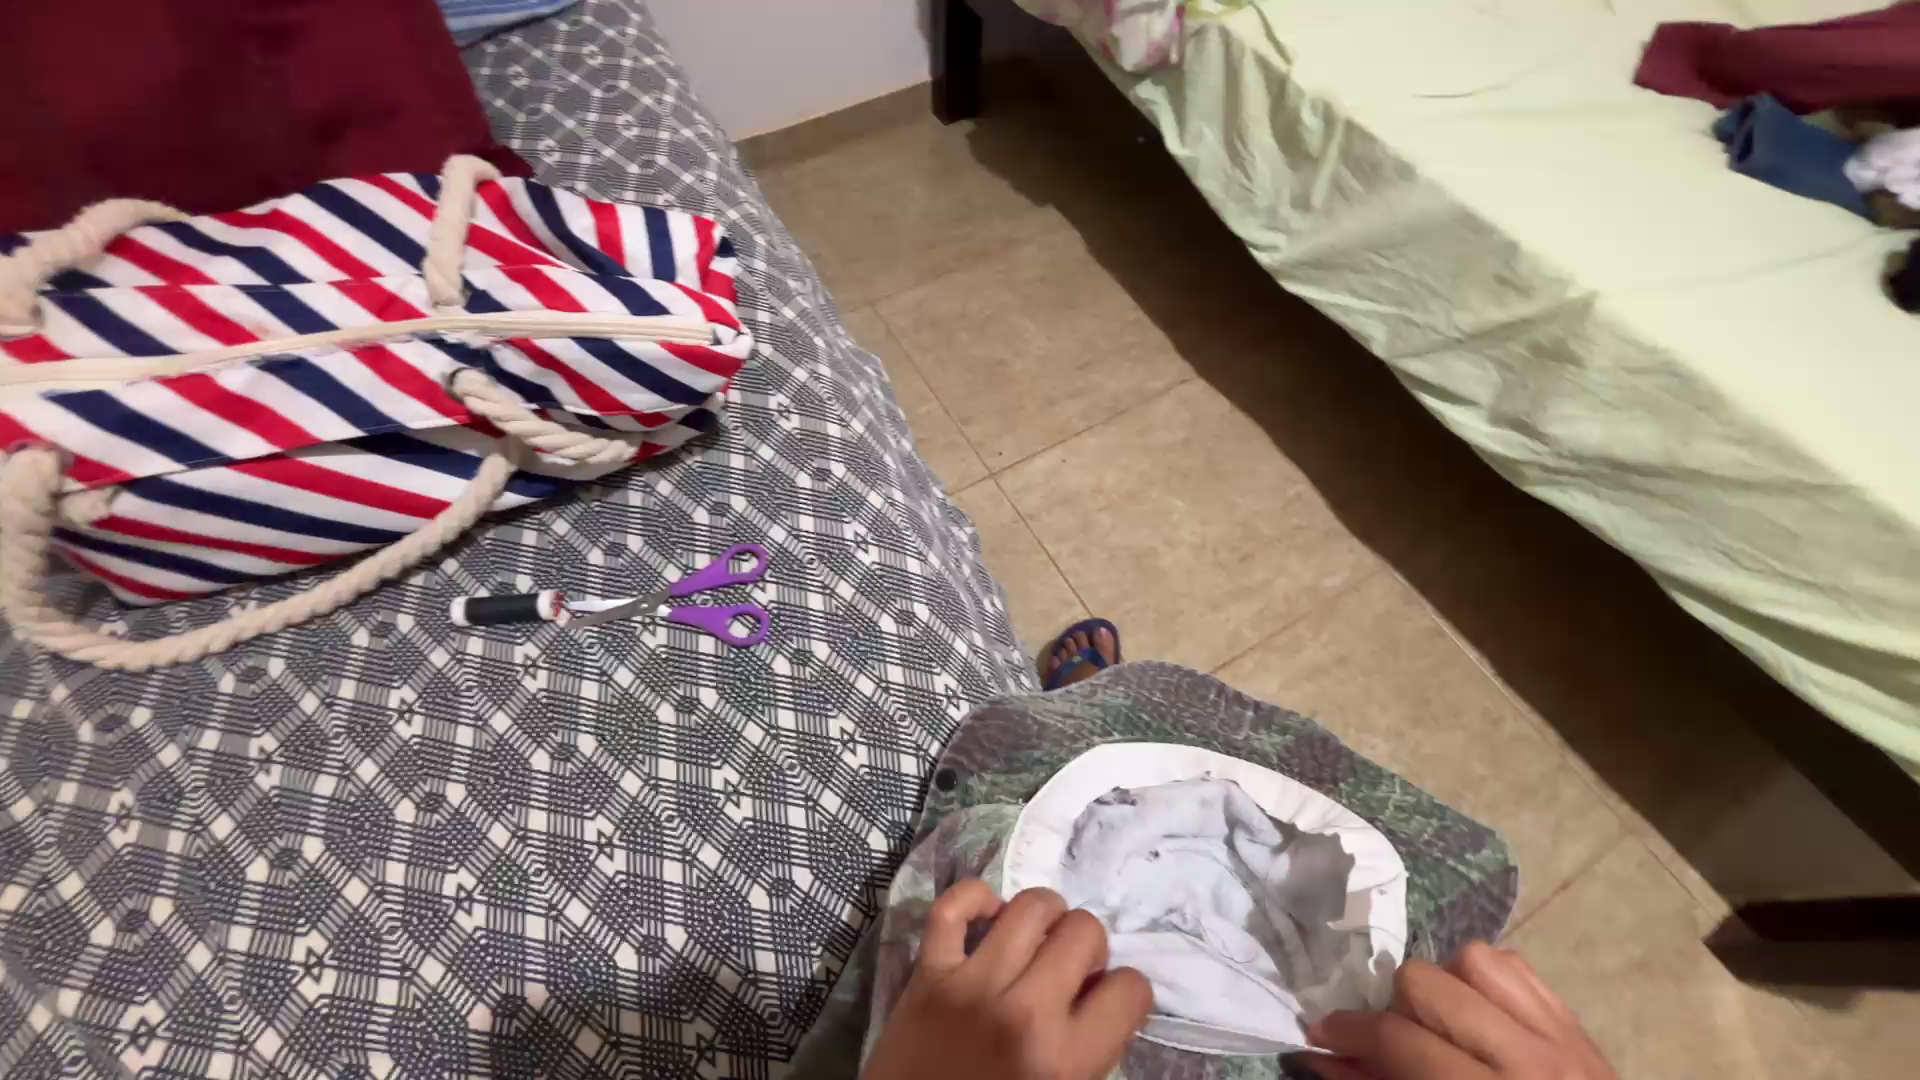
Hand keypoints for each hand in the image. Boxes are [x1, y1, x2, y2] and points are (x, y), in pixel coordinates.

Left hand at [861, 881, 1154, 1079]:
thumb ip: (1087, 1052)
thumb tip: (1099, 995)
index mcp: (1064, 1061)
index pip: (1130, 990)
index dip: (1126, 992)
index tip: (1106, 1000)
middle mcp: (1023, 1012)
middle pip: (1084, 931)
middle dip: (1088, 947)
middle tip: (1069, 972)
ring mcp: (971, 985)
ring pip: (1030, 906)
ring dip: (1045, 915)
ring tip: (1038, 940)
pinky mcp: (927, 973)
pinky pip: (951, 906)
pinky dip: (974, 897)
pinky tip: (990, 914)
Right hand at [1304, 943, 1616, 1078]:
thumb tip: (1320, 1053)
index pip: (1399, 1039)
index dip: (1348, 1032)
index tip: (1322, 1033)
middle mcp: (1532, 1061)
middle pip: (1425, 982)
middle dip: (1397, 1007)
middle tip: (1397, 1040)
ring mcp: (1564, 1038)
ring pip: (1472, 957)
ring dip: (1446, 983)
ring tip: (1446, 1023)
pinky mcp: (1579, 1027)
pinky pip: (1517, 966)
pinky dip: (1487, 981)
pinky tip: (1482, 1014)